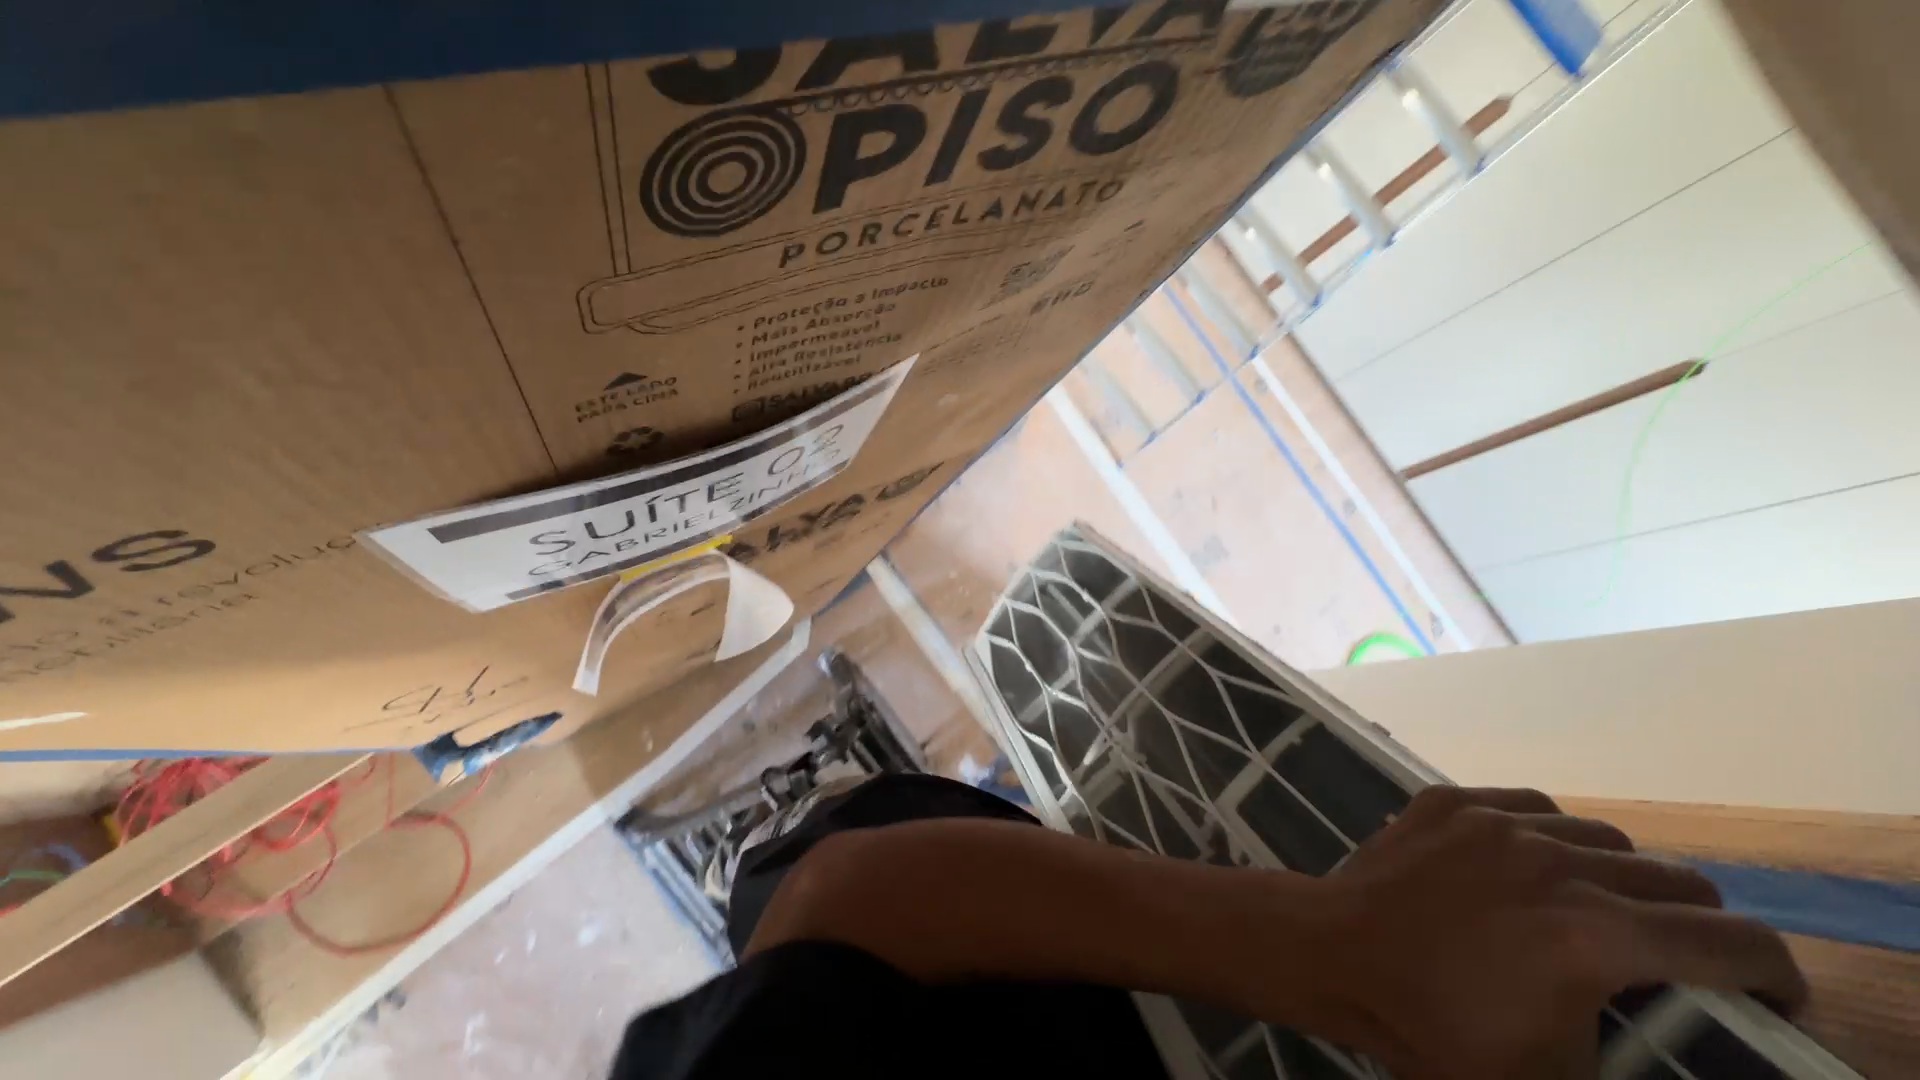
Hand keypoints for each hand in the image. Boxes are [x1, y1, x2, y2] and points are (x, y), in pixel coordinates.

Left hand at [1254, 787, 1807, 1078]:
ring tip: (1596, 906)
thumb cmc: (1433, 1026)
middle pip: (1680, 883)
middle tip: (1673, 957)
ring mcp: (1499, 822)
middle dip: (1697, 927)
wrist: (1332, 952)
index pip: (1737, 945)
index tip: (1766, 994)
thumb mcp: (1551, 1074)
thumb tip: (1654, 1014)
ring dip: (1622, 877)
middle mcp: (1560, 864)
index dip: (1774, 976)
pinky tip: (1530, 864)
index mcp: (1597, 936)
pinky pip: (1534, 806)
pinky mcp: (1453, 799)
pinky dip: (1550, 836)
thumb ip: (1629, 1044)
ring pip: (1608, 838)